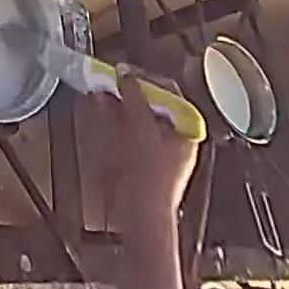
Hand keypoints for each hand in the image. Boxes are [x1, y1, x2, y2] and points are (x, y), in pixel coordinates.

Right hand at [105, 68, 199, 238]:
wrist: (141, 217)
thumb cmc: (151, 175)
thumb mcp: (142, 126)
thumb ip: (134, 96)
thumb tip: (126, 76)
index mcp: (187, 130)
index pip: (169, 92)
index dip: (145, 79)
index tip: (125, 72)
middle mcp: (177, 140)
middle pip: (151, 104)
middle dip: (127, 91)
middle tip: (110, 80)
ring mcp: (159, 153)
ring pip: (137, 118)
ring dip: (118, 102)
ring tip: (101, 89)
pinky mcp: (142, 163)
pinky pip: (129, 133)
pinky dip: (115, 119)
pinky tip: (101, 108)